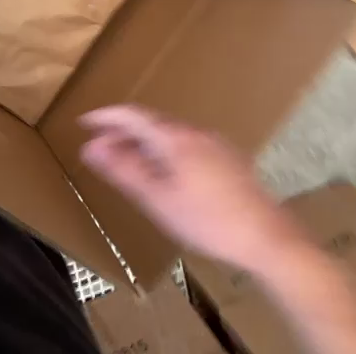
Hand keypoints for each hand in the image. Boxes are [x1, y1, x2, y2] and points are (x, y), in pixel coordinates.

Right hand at [80, 105, 302, 272]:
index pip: (131, 114)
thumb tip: (91, 147)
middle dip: (123, 131)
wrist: (271, 240)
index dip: (105, 116)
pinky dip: (166, 151)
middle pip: (151, 122)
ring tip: (130, 162)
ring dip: (145, 142)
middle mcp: (194, 132)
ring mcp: (215, 144)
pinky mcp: (230, 159)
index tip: (84, 122)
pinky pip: (187, 144)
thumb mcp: (158, 199)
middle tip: (102, 147)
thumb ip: (124, 170)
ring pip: (170, 133)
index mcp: (174, 137)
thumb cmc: (210, 222)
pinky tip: (166, 174)